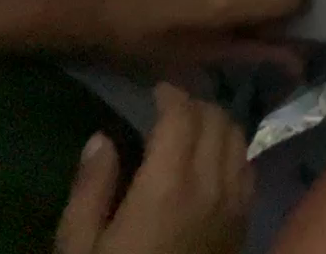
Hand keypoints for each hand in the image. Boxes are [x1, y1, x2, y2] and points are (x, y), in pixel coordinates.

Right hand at [55, 84, 251, 253]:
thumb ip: (92, 190)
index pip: (183, 119)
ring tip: (192, 123)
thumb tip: (102, 138)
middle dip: (196, 104)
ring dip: (218, 121)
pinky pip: (247, 164)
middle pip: (216, 120)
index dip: (173, 96)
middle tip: (171, 104)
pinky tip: (213, 154)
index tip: (158, 88)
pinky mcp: (246, 215)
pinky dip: (232, 146)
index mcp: (167, 186)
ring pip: (238, 137)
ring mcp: (235, 198)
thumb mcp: (78, 249)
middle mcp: (211, 182)